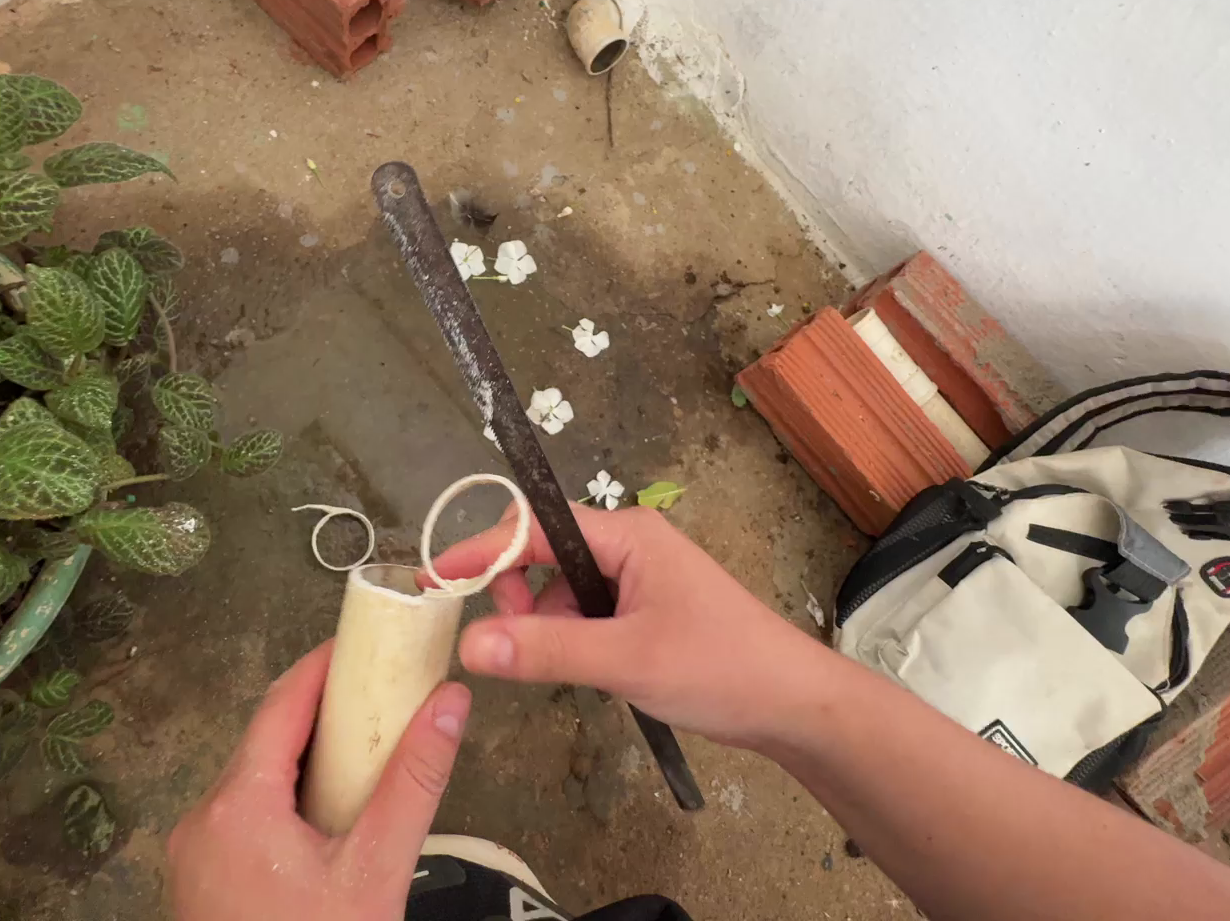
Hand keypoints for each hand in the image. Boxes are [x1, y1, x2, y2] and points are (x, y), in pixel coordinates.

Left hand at [166, 642, 470, 920]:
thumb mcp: (378, 869)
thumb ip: (416, 779)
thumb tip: (453, 699)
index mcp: (236, 803)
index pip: (282, 701)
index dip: (327, 662)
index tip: (372, 641)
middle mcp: (203, 818)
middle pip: (268, 735)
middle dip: (326, 706)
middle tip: (383, 694)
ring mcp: (196, 853)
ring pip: (258, 773)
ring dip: (311, 750)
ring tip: (369, 745)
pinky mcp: (203, 881)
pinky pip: (249, 809)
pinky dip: (292, 790)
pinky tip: (332, 807)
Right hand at [433, 504, 833, 748]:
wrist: (793, 703)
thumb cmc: (717, 666)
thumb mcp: (626, 659)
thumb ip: (545, 649)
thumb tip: (467, 645)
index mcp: (624, 533)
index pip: (534, 526)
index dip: (482, 549)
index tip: (436, 579)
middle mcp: (626, 543)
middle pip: (544, 552)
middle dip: (519, 593)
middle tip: (515, 642)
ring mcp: (636, 575)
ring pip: (562, 588)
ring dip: (548, 623)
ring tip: (574, 665)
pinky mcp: (642, 606)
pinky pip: (586, 610)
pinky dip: (572, 636)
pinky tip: (592, 667)